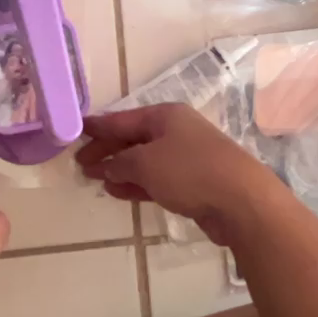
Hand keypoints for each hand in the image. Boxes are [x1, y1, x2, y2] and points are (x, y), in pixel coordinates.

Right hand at [77, 105, 282, 245]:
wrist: (240, 200)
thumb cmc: (189, 172)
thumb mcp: (145, 163)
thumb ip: (120, 162)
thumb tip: (106, 165)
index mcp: (165, 116)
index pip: (122, 119)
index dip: (98, 127)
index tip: (76, 133)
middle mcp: (177, 132)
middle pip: (133, 138)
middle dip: (107, 150)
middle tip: (82, 163)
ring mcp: (187, 157)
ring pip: (144, 161)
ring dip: (120, 169)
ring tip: (95, 179)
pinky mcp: (193, 183)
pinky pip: (157, 179)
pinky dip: (137, 184)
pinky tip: (118, 191)